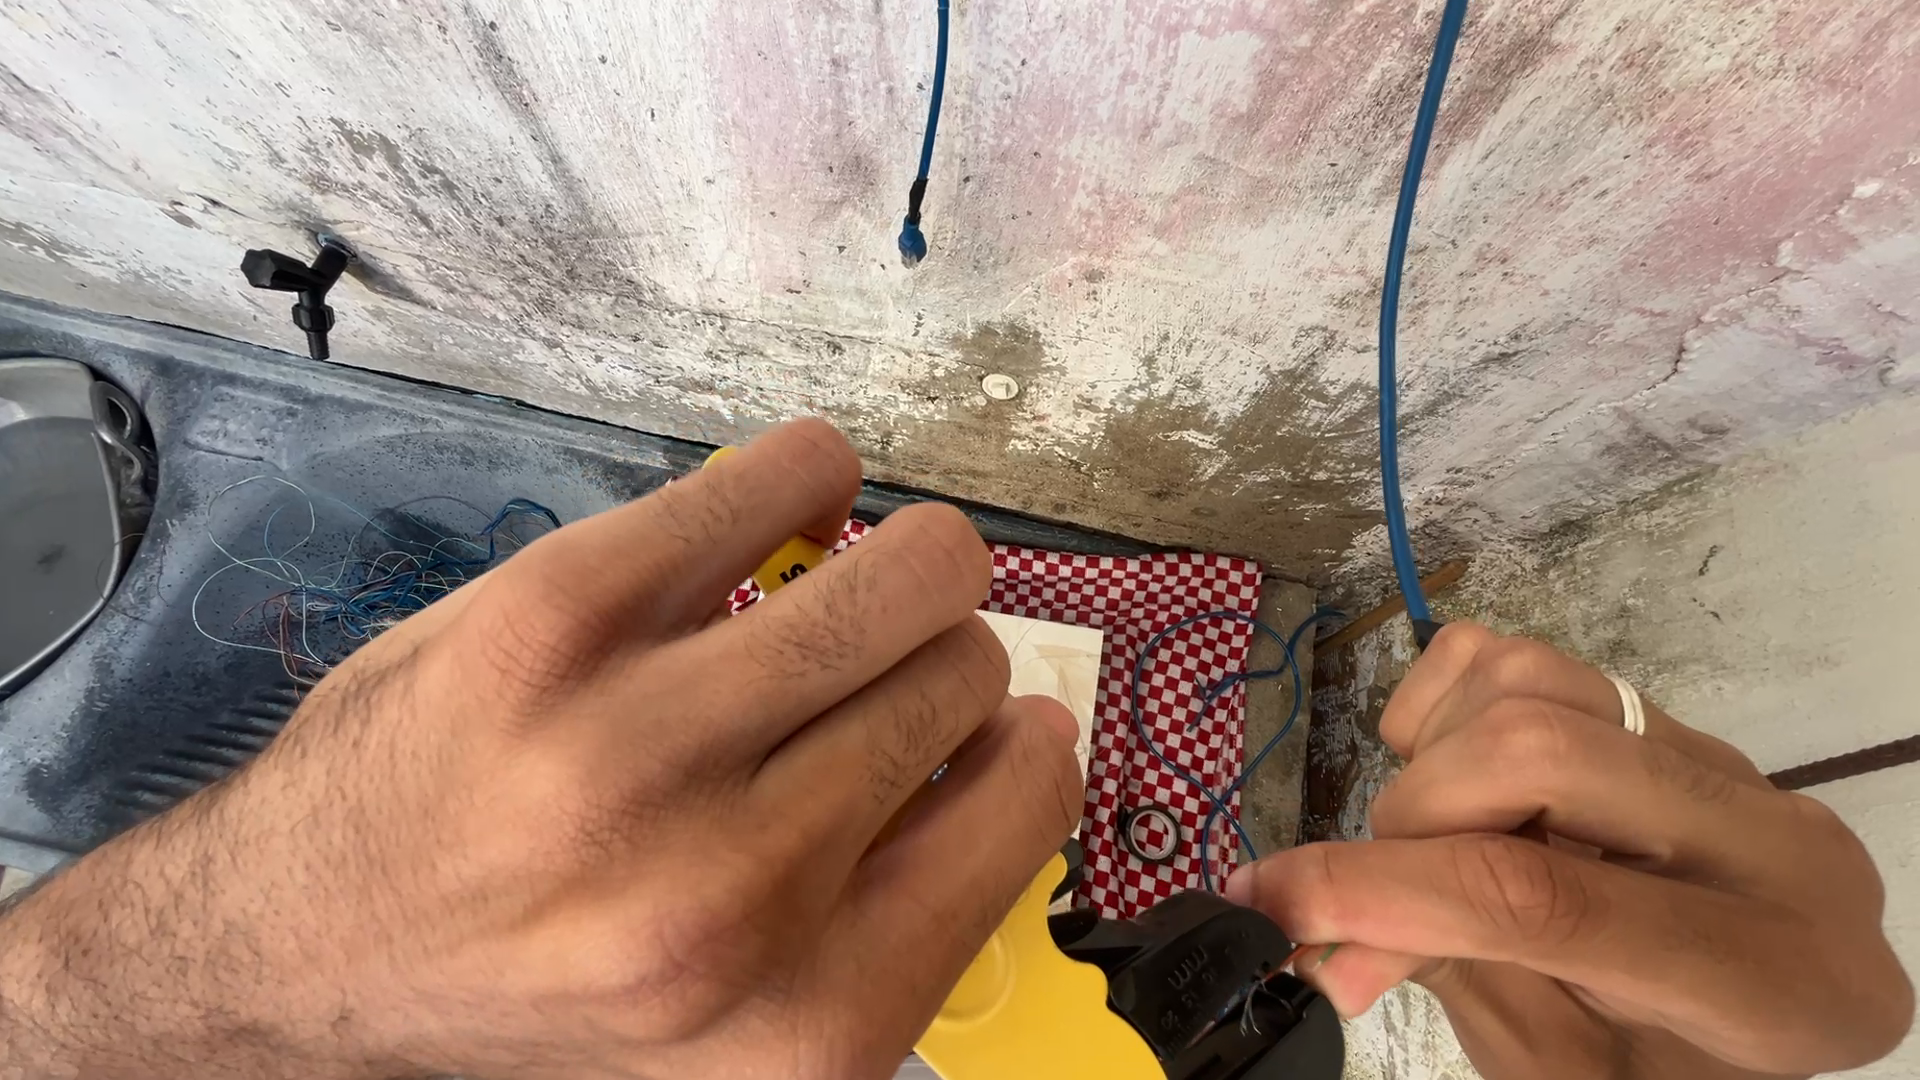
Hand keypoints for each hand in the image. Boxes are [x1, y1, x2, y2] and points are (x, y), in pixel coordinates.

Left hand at [0, 419, 1083, 1079]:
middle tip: (867, 671)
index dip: (1022, 741)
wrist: (287, 972)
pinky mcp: (562, 606)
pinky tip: (788, 512)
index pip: (1031, 793)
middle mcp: (740, 888)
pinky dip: (819, 472)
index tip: (971, 727)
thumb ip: (912, 892)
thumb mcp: (766, 1019)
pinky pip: (799, 470)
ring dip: (908, 564)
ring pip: (919, 565)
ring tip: (839, 587)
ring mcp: (641, 738)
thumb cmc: (560, 990)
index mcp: (819, 1013)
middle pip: (969, 667)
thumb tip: (1017, 729)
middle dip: (941, 657)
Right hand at [1227, 624, 1912, 1078]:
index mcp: (1771, 972)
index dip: (1379, 889)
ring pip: (1516, 680)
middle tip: (1386, 871)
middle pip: (1533, 749)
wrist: (1709, 988)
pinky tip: (1451, 768)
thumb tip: (1297, 931)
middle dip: (1413, 809)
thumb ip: (1426, 971)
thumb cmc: (1634, 1048)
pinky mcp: (1637, 699)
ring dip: (1430, 755)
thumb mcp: (1539, 1050)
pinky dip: (1434, 703)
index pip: (1536, 897)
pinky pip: (1497, 653)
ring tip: (1435, 824)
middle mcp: (1761, 834)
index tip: (1269, 898)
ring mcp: (1697, 747)